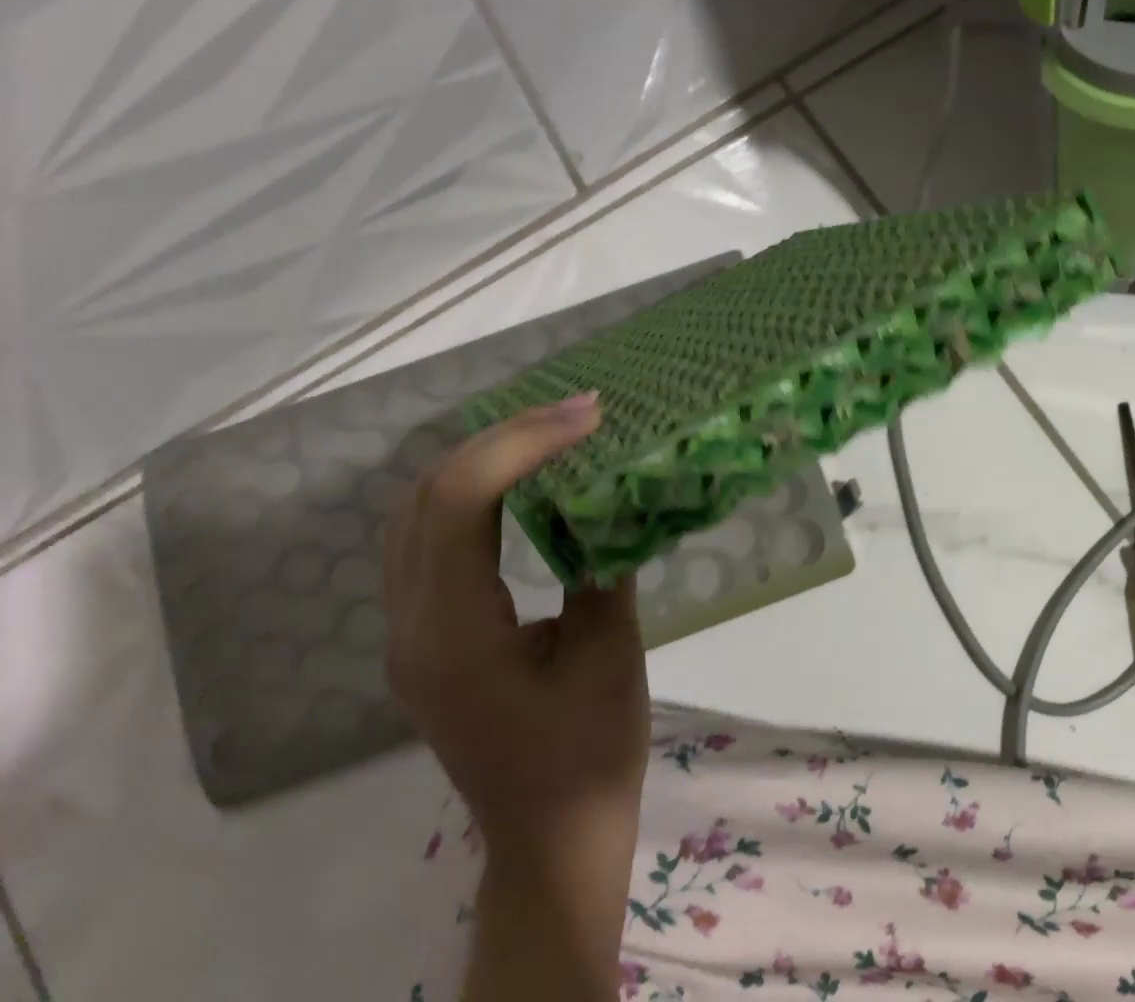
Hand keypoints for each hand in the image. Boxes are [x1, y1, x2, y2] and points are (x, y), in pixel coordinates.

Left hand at [384, 394, 648, 853]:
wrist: (551, 835)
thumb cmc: (589, 754)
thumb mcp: (610, 657)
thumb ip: (601, 570)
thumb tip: (607, 502)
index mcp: (452, 633)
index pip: (459, 503)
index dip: (520, 444)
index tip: (590, 416)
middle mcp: (410, 626)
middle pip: (423, 497)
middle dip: (498, 440)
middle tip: (575, 415)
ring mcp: (408, 636)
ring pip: (415, 518)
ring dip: (478, 465)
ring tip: (552, 438)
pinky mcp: (424, 643)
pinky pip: (428, 548)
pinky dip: (471, 502)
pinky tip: (523, 492)